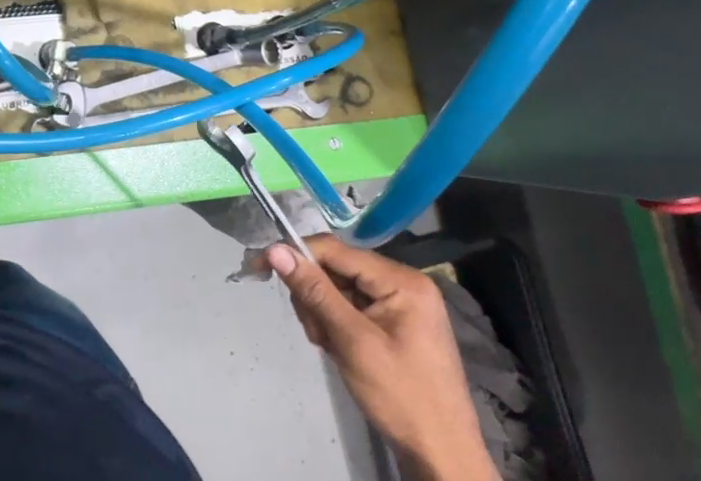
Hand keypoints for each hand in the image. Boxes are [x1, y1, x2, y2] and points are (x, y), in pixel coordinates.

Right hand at [266, 238, 494, 480]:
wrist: (441, 452)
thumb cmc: (401, 395)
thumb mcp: (352, 340)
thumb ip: (314, 291)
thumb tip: (275, 249)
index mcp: (401, 281)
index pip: (334, 250)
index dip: (294, 256)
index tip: (259, 269)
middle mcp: (403, 283)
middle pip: (335, 268)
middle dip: (314, 296)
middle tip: (316, 334)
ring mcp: (400, 304)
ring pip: (338, 289)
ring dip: (323, 314)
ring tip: (330, 346)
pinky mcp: (395, 323)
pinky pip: (351, 307)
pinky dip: (336, 324)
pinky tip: (339, 348)